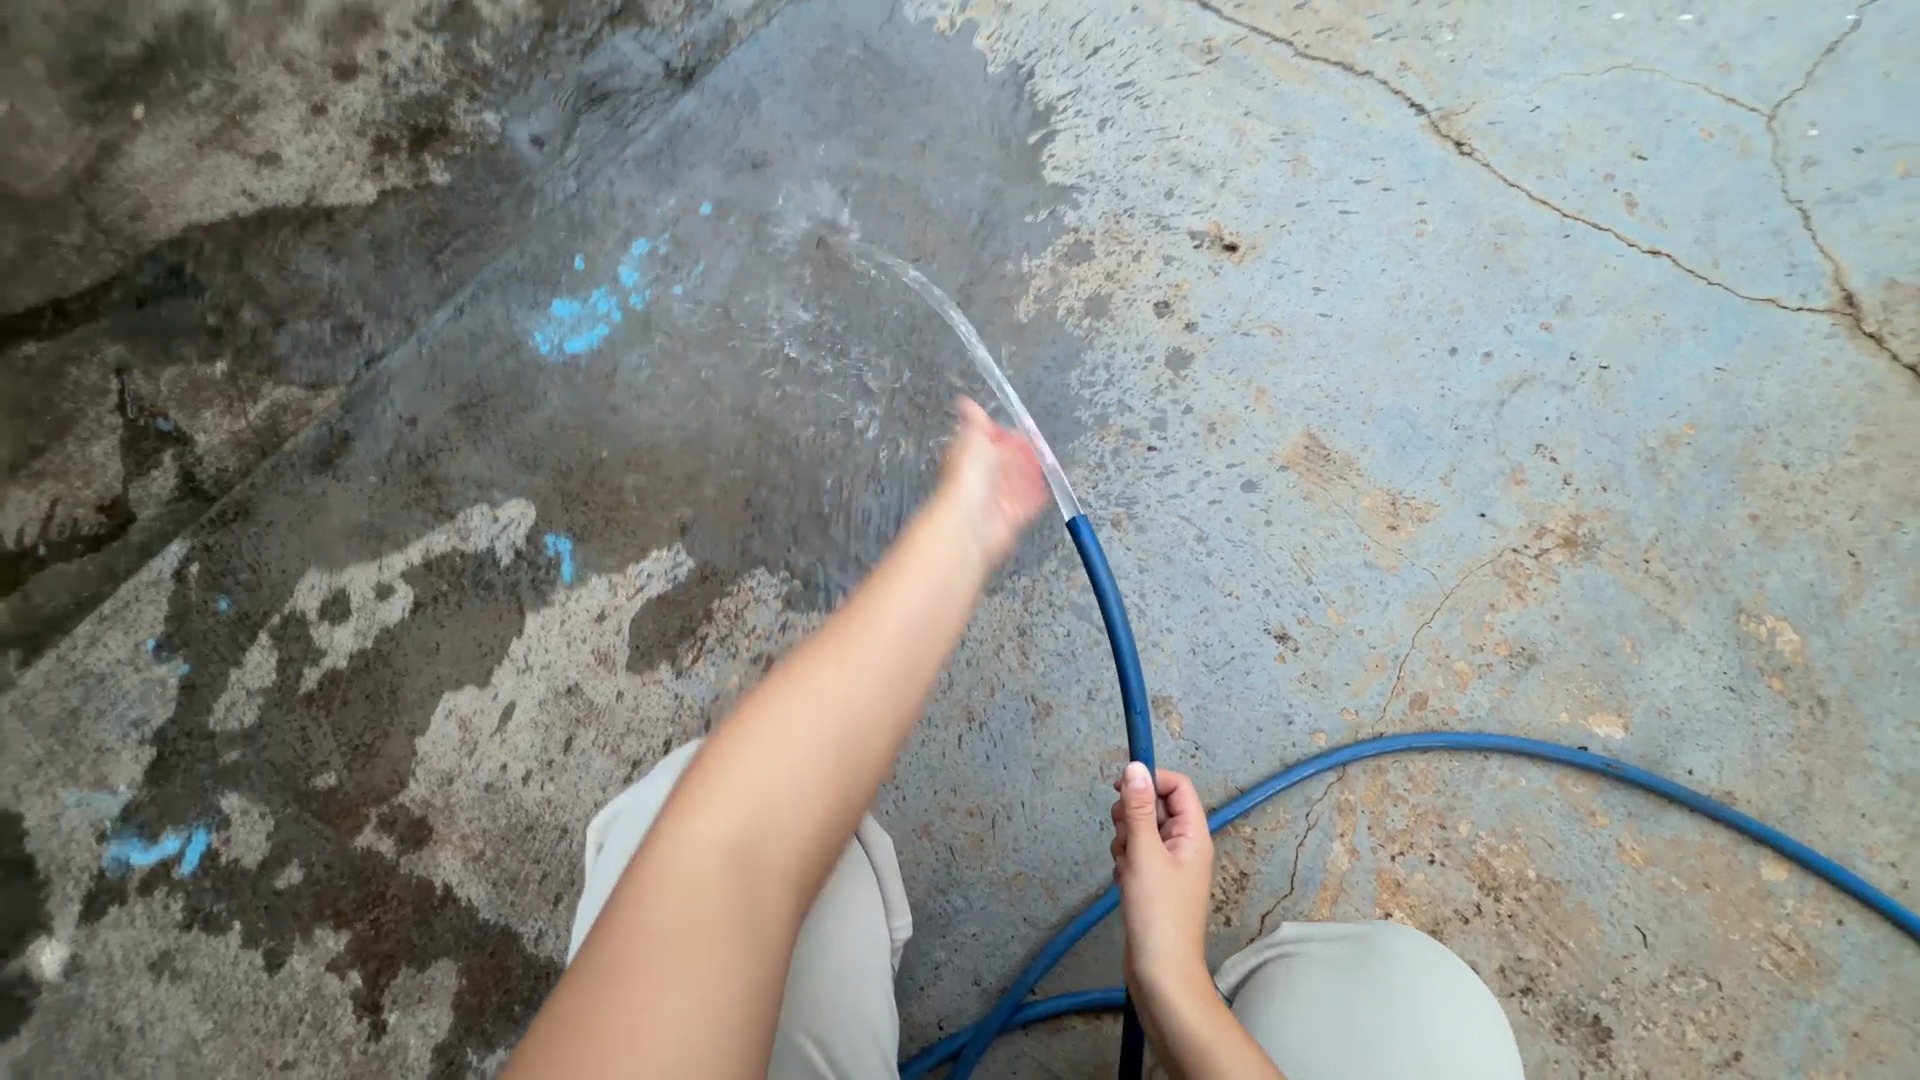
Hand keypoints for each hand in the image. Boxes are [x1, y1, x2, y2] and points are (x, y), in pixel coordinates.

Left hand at [934, 396, 1049, 563]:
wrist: (972, 518)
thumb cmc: (969, 475)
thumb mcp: (972, 437)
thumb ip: (975, 421)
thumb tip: (965, 401)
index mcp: (970, 457)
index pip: (988, 442)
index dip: (1003, 436)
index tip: (1019, 431)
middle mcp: (982, 478)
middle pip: (1006, 463)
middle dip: (1021, 455)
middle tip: (1037, 446)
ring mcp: (997, 498)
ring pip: (1018, 483)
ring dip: (1030, 474)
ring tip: (1044, 464)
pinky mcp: (1012, 516)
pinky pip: (1027, 504)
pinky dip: (1036, 497)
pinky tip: (1045, 488)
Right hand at [1110, 763, 1214, 1001]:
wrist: (1160, 972)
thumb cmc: (1157, 911)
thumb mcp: (1143, 852)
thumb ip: (1137, 807)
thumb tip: (1134, 766)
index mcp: (1194, 834)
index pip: (1177, 785)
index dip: (1150, 780)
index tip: (1120, 789)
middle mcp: (1186, 845)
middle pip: (1156, 806)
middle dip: (1132, 815)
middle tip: (1124, 837)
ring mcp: (1171, 865)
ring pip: (1142, 830)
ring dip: (1126, 840)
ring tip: (1126, 866)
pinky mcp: (1156, 882)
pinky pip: (1137, 854)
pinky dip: (1126, 861)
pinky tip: (1124, 882)